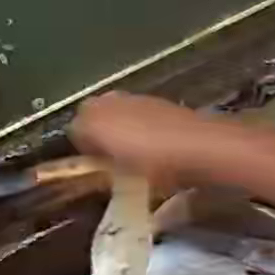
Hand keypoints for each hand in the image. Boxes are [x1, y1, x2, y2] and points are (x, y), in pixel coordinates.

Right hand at [69, 92, 225, 191]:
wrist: (201, 146)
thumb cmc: (154, 164)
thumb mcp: (121, 176)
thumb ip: (100, 169)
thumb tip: (95, 167)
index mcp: (88, 117)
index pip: (73, 132)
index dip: (84, 152)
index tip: (98, 168)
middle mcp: (103, 101)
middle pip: (91, 118)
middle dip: (98, 134)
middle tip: (114, 159)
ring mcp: (130, 98)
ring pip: (115, 114)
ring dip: (120, 129)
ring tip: (137, 154)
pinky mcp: (153, 99)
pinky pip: (136, 113)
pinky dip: (140, 125)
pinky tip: (156, 145)